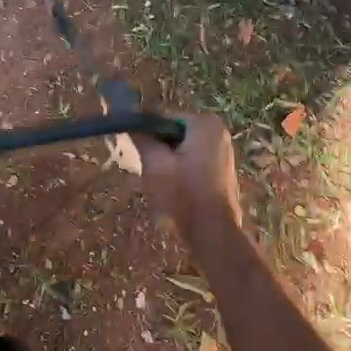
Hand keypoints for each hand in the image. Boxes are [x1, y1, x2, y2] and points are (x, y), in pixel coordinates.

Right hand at [138, 114, 242, 232]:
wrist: (214, 234)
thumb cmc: (184, 194)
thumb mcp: (155, 163)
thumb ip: (141, 136)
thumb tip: (127, 116)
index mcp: (205, 124)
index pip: (163, 119)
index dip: (149, 135)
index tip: (142, 154)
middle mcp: (218, 132)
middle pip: (173, 133)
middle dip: (161, 150)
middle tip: (154, 171)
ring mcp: (224, 152)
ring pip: (182, 149)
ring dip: (170, 162)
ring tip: (166, 184)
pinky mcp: (223, 171)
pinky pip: (194, 161)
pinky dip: (183, 172)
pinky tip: (178, 191)